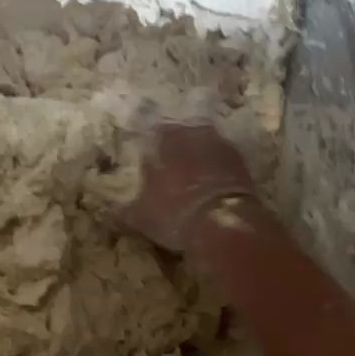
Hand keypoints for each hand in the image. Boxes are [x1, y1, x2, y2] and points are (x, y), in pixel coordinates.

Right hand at [120, 123, 263, 252]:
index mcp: (163, 139)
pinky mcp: (240, 161)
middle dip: (177, 147)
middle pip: (182, 134)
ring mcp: (219, 144)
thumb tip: (113, 212)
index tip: (150, 159)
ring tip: (195, 175)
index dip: (152, 145)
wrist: (224, 224)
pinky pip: (223, 158)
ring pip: (204, 143)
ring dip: (199, 155)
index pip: (153, 132)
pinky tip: (214, 184)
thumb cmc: (175, 213)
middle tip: (172, 166)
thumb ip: (126, 210)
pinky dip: (218, 168)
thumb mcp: (142, 217)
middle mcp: (191, 134)